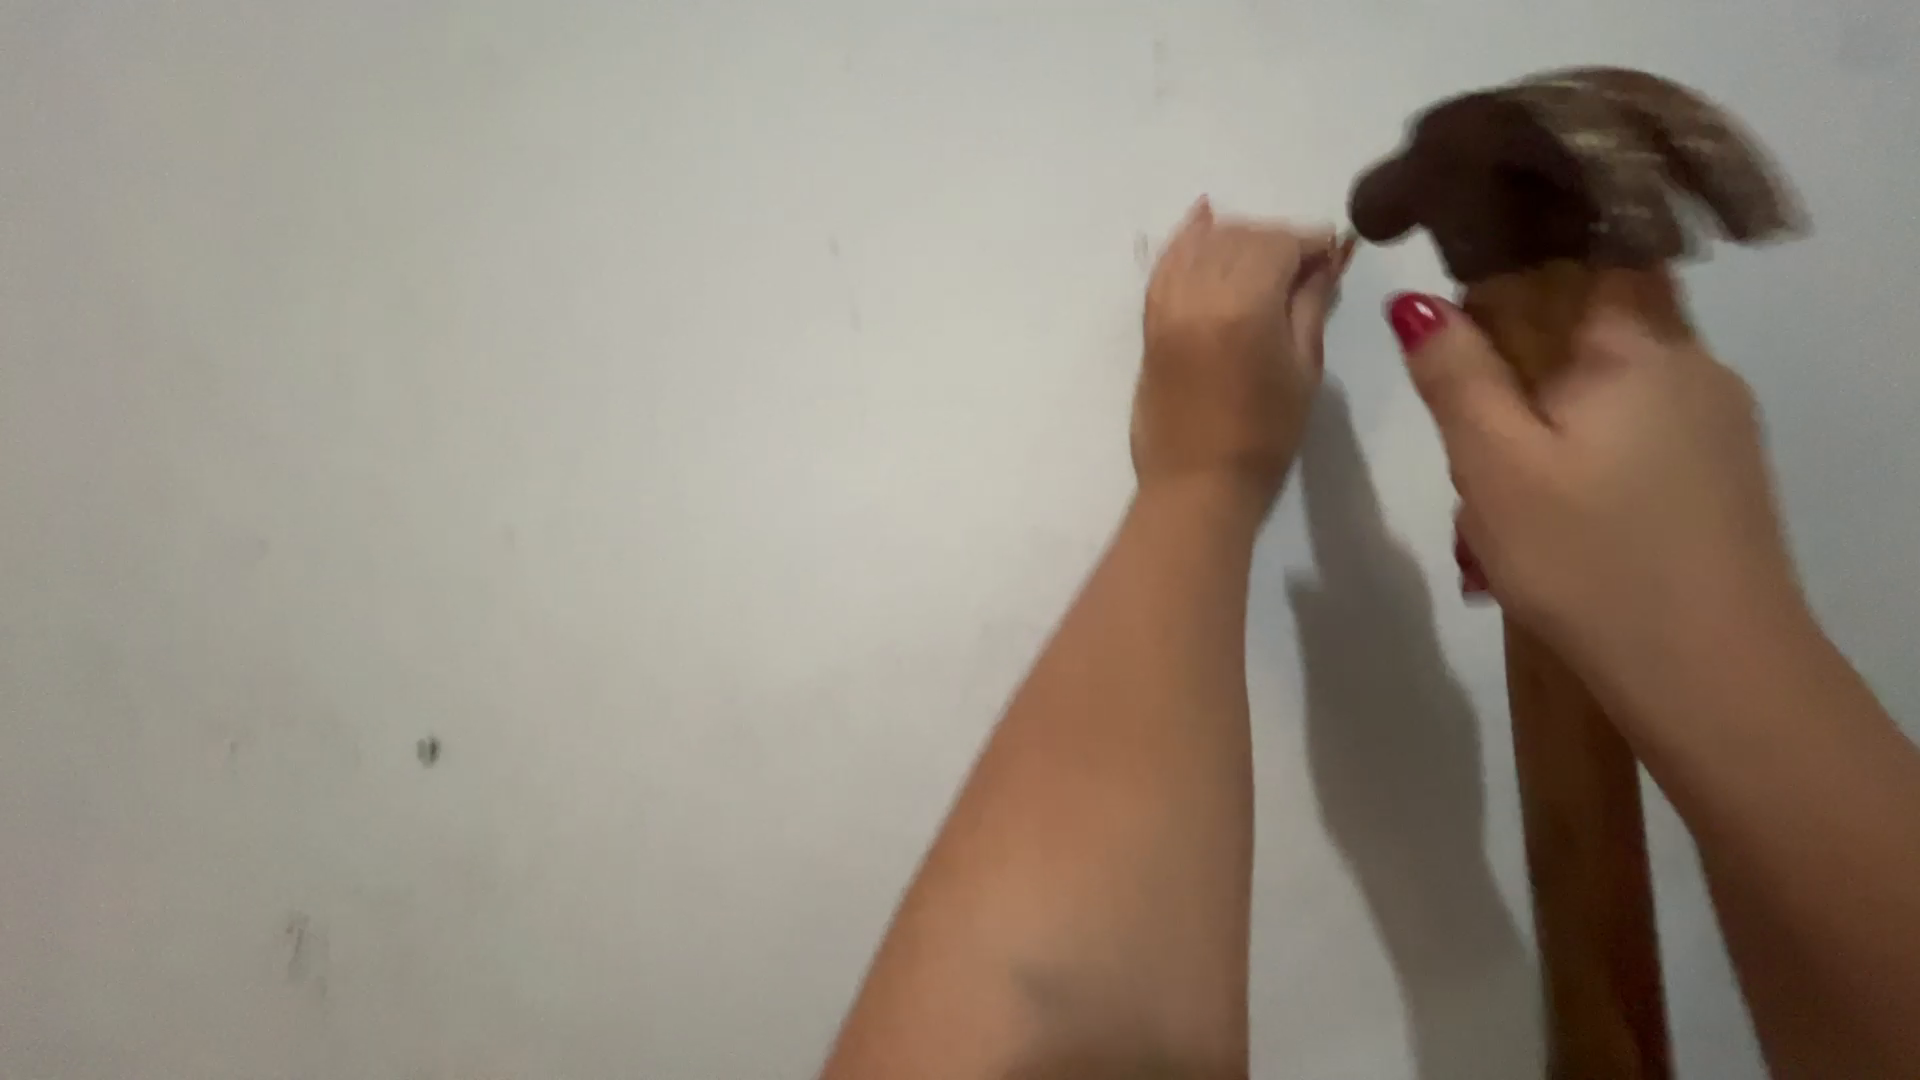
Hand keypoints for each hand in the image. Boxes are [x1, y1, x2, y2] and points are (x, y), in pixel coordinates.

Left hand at [1132, 198, 1350, 506]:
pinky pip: (1163, 269)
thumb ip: (1309, 305)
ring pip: (1200, 248)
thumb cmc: (1263, 438)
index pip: (1277, 244)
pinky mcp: (1149, 328)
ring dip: (1234, 239)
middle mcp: (1197, 297)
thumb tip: (1324, 259)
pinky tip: (1202, 220)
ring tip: (1261, 256)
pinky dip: (1183, 243)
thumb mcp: (1303, 369)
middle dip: (1274, 240)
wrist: (1196, 485)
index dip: (1309, 241)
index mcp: (1243, 306)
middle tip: (1302, 263)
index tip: (1332, 251)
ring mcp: (1166, 311)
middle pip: (1238, 238)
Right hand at [1388, 277, 1805, 684]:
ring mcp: (1711, 427)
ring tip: (1494, 503)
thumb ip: (1455, 376)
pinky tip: (1543, 523)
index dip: (1524, 265)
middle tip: (1467, 440)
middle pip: (1586, 332)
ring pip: (1598, 394)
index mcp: (1643, 349)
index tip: (1463, 309)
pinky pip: (1623, 438)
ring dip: (1534, 428)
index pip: (1591, 258)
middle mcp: (1693, 370)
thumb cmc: (1585, 553)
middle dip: (1513, 372)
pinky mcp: (1709, 477)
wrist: (1704, 670)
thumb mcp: (1494, 462)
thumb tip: (1416, 302)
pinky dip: (1569, 461)